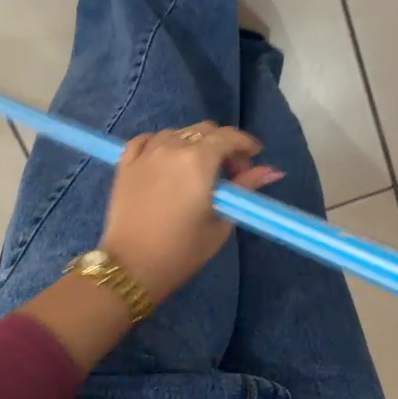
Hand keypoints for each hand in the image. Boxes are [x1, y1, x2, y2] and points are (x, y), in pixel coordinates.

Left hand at [98, 122, 282, 302]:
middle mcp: (171, 148)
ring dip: (192, 145)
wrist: (131, 267)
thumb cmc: (182, 250)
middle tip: (229, 172)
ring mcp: (145, 153)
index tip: (254, 158)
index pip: (228, 137)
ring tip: (197, 171)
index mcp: (198, 160)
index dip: (245, 144)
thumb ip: (245, 189)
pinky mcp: (125, 164)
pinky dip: (161, 144)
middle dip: (222, 145)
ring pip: (176, 133)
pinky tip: (166, 161)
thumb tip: (272, 171)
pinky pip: (146, 140)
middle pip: (203, 131)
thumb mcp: (221, 222)